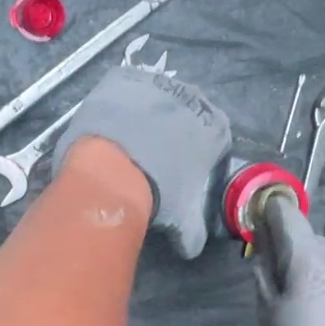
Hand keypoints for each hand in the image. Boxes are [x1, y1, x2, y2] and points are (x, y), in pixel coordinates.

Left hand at [57, 67, 231, 258]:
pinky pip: (124, 87)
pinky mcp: (124, 77)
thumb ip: (194, 232)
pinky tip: (108, 125)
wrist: (113, 173)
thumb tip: (192, 248)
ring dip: (144, 115)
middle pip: (184, 115)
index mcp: (216, 128)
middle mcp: (193, 98)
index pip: (214, 138)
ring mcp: (157, 83)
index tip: (179, 169)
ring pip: (154, 99)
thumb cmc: (158, 195)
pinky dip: (118, 102)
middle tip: (150, 156)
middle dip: (170, 132)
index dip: (195, 154)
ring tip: (126, 141)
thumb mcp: (184, 220)